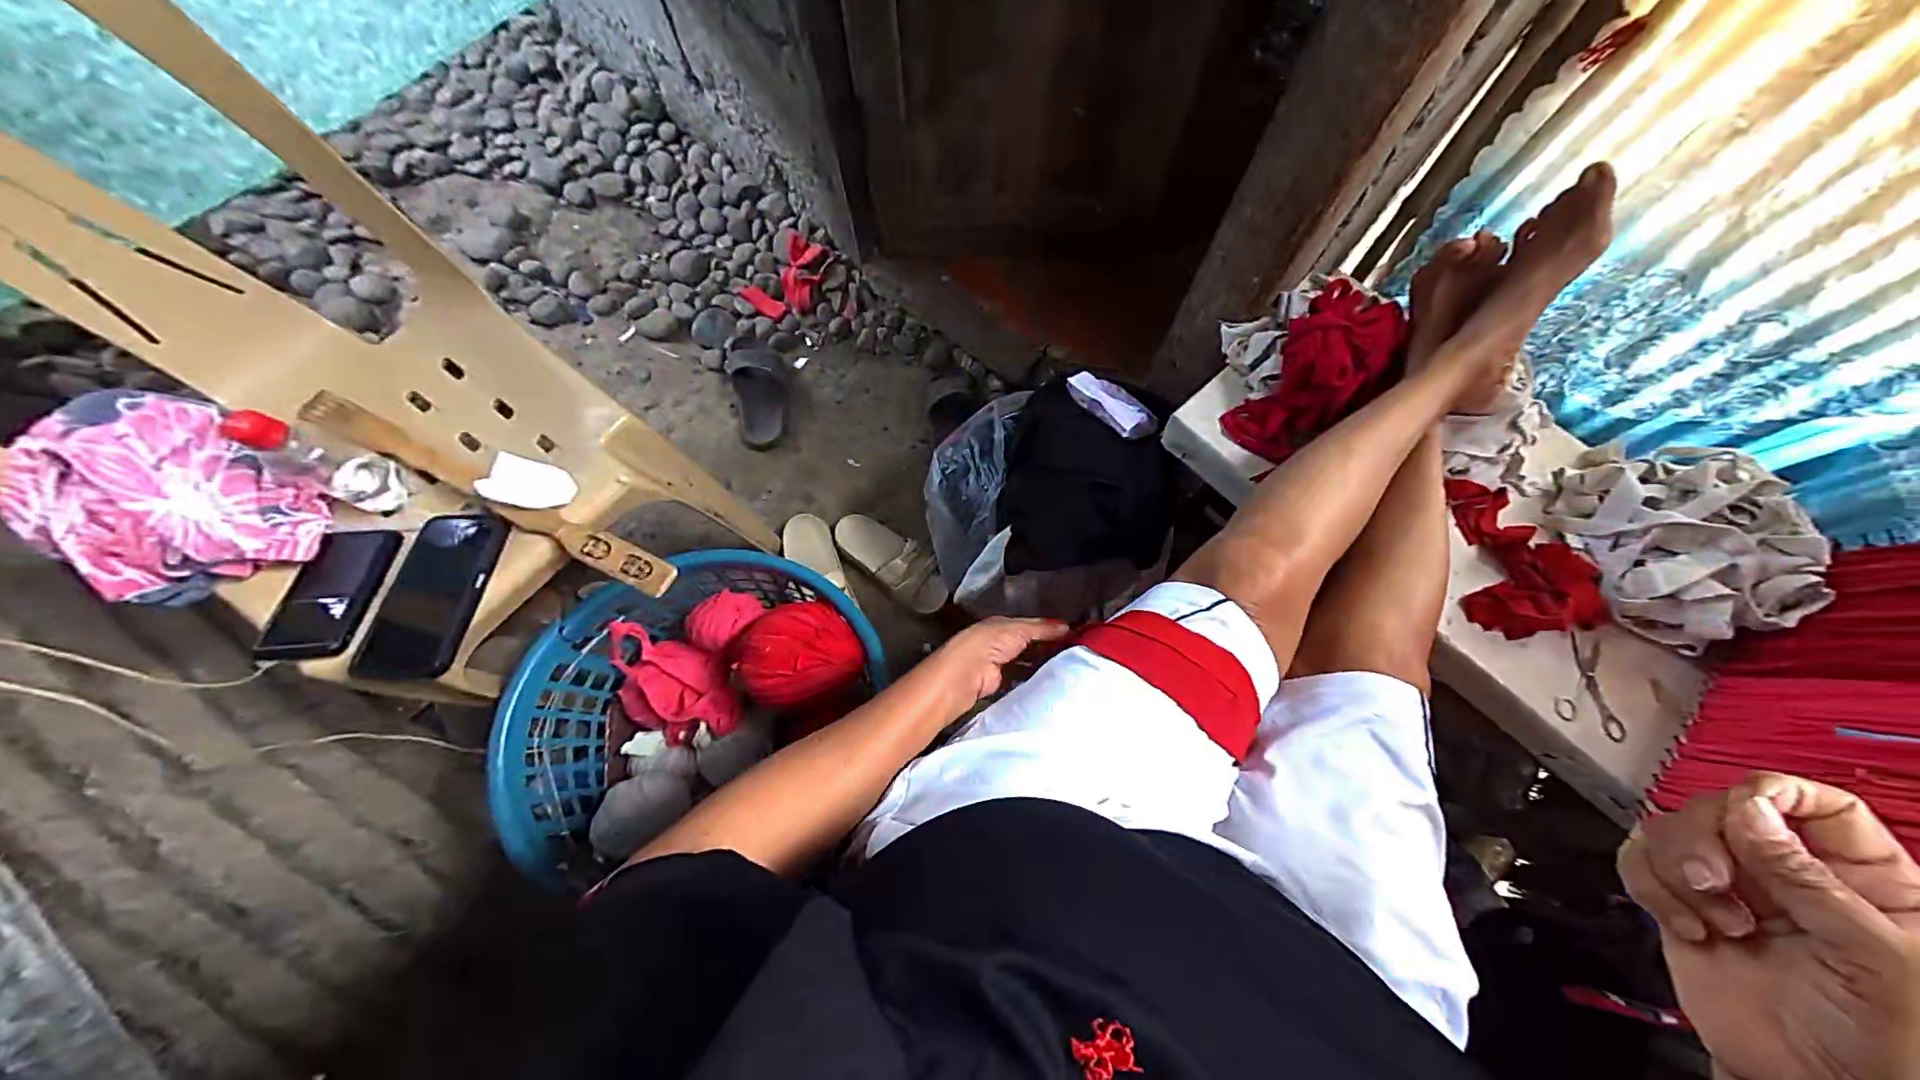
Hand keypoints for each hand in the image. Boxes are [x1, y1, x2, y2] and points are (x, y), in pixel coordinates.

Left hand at [928, 617, 1071, 703]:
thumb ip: (1041, 627)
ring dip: (1044, 664)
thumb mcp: (1017, 629)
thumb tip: (1063, 625)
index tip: (1071, 633)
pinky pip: (1024, 680)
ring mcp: (1001, 664)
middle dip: (1049, 647)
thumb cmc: (983, 644)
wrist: (965, 675)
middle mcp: (1001, 643)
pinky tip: (1050, 680)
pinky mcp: (1002, 684)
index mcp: (1002, 625)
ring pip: (1029, 662)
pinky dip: (1035, 680)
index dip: (1050, 628)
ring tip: (1067, 665)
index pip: (1031, 625)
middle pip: (1031, 644)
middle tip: (1074, 650)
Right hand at [1618, 773, 1919, 1079]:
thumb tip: (1749, 806)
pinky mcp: (1677, 903)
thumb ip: (1810, 880)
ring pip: (1670, 830)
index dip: (1777, 793)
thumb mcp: (1873, 958)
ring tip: (1712, 918)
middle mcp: (1786, 874)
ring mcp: (1728, 889)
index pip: (1816, 805)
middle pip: (1721, 809)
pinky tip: (1686, 926)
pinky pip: (1637, 861)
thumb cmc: (1888, 1046)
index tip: (1745, 806)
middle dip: (1702, 839)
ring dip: (1675, 868)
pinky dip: (1649, 887)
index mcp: (1859, 881)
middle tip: (1711, 881)